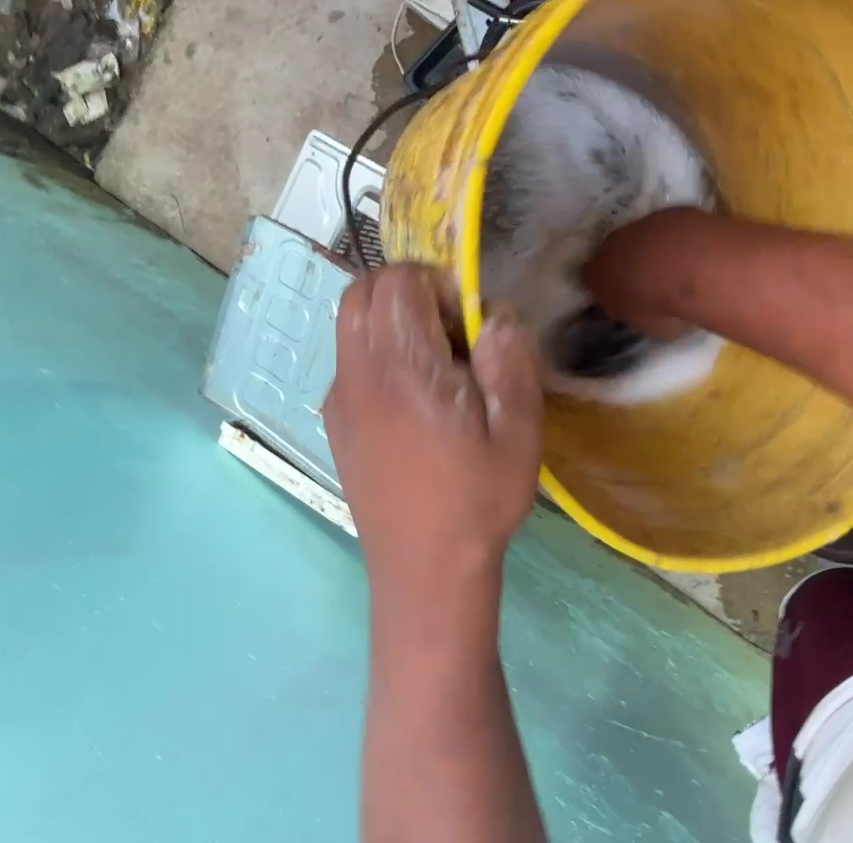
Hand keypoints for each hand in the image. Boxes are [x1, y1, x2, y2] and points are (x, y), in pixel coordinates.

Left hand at [324, 264, 543, 602]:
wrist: (425, 570)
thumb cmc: (478, 501)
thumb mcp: (518, 433)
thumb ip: (509, 361)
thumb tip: (494, 315)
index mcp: (402, 369)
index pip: (396, 281)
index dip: (435, 283)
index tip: (466, 321)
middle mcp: (358, 373)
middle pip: (361, 291)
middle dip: (404, 290)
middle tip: (448, 331)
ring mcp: (338, 398)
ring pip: (348, 322)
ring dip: (387, 319)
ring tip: (431, 363)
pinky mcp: (334, 421)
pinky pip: (348, 360)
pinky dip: (375, 352)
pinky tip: (410, 399)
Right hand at [581, 206, 714, 338]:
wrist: (695, 266)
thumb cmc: (663, 306)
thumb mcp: (640, 323)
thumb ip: (629, 310)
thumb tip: (628, 305)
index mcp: (599, 273)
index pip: (589, 276)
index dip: (602, 285)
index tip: (615, 294)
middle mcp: (613, 244)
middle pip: (612, 251)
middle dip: (624, 262)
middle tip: (643, 279)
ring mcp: (641, 224)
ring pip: (640, 235)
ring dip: (650, 248)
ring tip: (671, 266)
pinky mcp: (670, 213)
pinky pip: (667, 227)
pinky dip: (674, 237)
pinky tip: (691, 250)